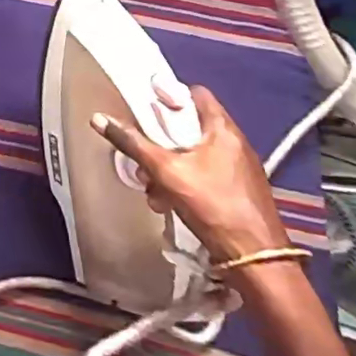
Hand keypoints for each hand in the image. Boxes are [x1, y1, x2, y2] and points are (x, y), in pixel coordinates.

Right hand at [90, 85, 290, 262]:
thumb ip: (133, 143)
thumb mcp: (166, 171)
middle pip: (189, 126)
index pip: (195, 93)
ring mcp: (240, 168)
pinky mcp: (240, 191)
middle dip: (161, 140)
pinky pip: (206, 173)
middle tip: (144, 155)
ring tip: (153, 187)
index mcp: (222, 129)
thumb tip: (98, 118)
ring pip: (194, 153)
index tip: (148, 109)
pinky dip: (185, 181)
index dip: (169, 95)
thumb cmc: (213, 206)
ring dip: (169, 165)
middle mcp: (235, 142)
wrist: (257, 262)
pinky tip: (170, 202)